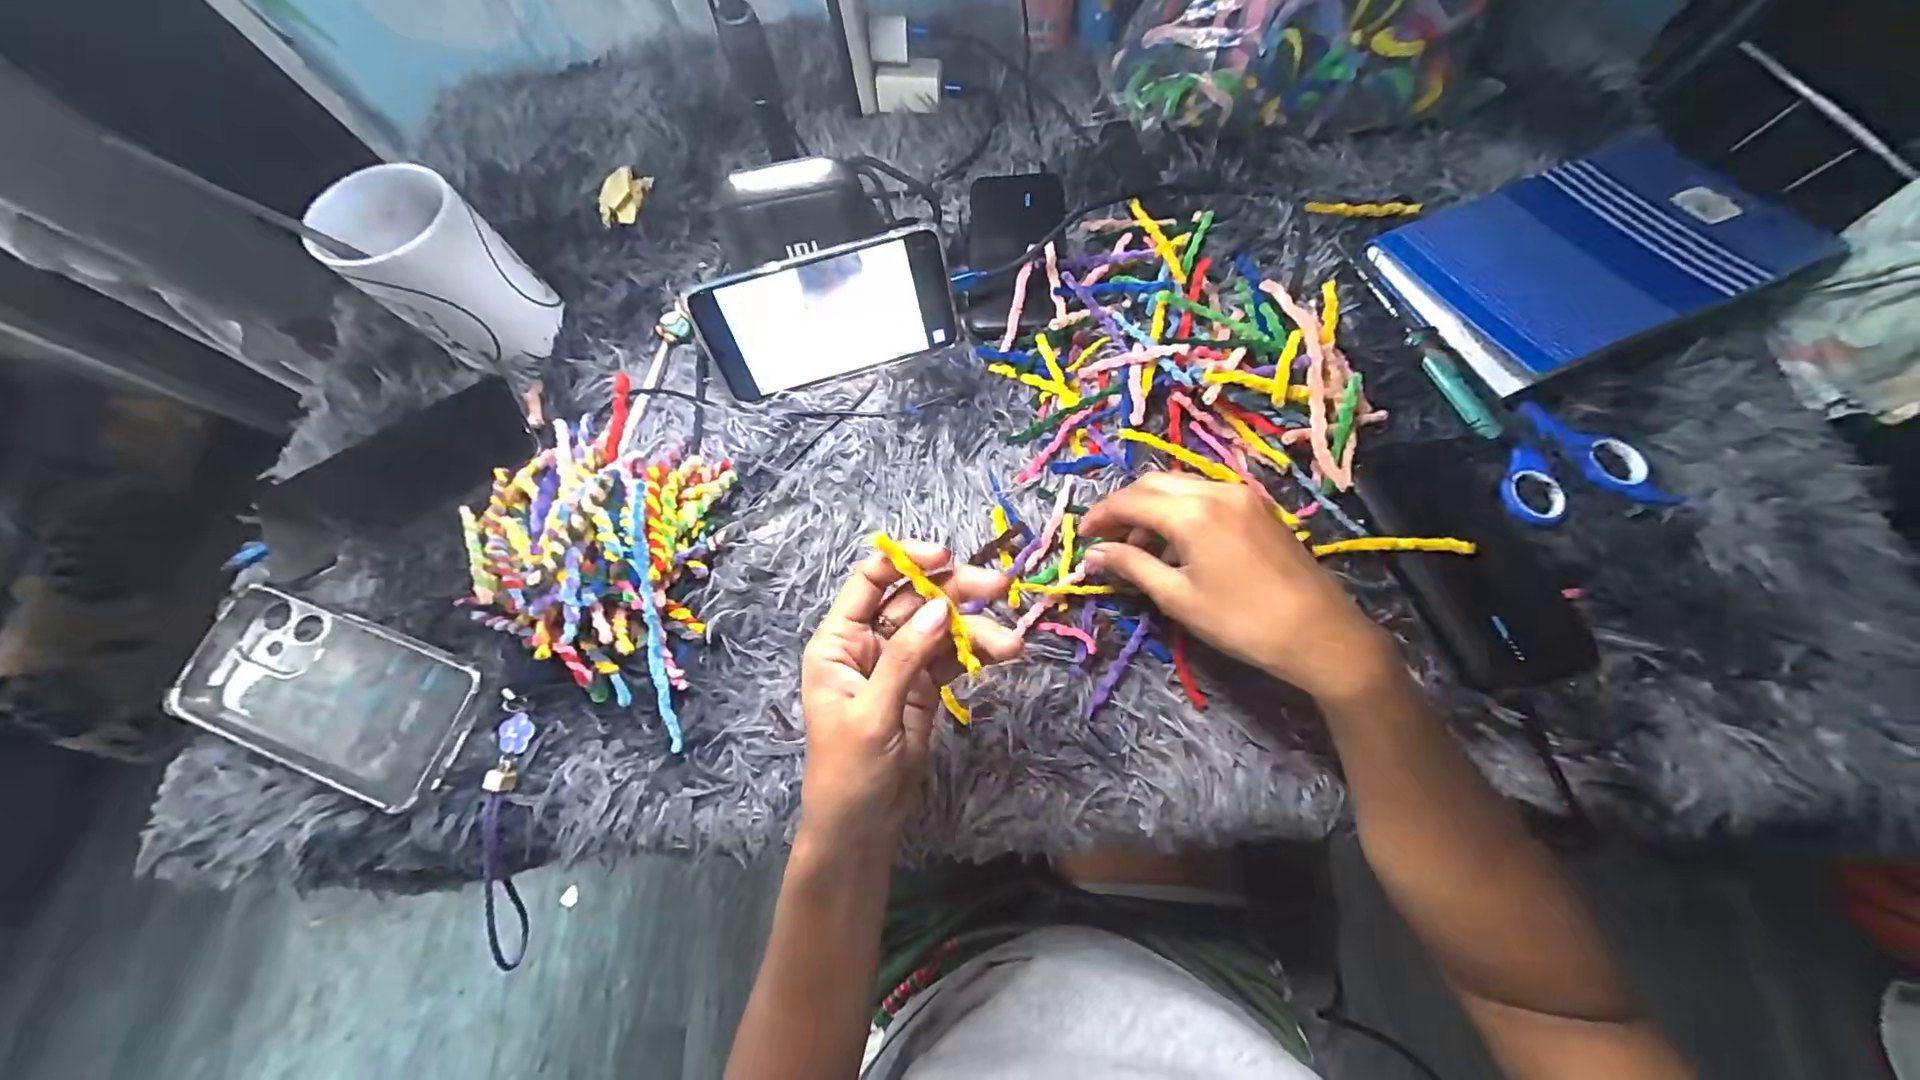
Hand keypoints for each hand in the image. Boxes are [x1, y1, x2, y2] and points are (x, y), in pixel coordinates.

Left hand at [799, 541, 1022, 848]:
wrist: (863, 829)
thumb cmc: (847, 773)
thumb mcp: (871, 714)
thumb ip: (904, 659)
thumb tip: (940, 610)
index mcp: (839, 641)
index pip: (870, 581)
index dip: (906, 561)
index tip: (946, 557)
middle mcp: (869, 642)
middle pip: (915, 598)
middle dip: (955, 591)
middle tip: (999, 587)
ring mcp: (901, 662)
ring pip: (941, 627)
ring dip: (976, 629)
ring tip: (1010, 645)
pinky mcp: (926, 684)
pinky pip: (954, 656)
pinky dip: (978, 652)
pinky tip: (1004, 653)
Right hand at [1080, 473, 1399, 704]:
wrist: (1321, 634)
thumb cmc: (1240, 621)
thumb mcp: (1177, 597)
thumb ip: (1131, 566)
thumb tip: (1095, 553)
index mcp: (1191, 511)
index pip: (1129, 500)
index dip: (1100, 516)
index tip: (1082, 537)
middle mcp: (1215, 490)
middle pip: (1152, 483)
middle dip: (1123, 507)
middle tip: (1107, 540)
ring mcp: (1240, 495)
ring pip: (1179, 487)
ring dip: (1151, 509)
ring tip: (1139, 550)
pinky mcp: (1257, 507)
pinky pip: (1204, 496)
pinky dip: (1179, 512)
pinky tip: (1176, 546)